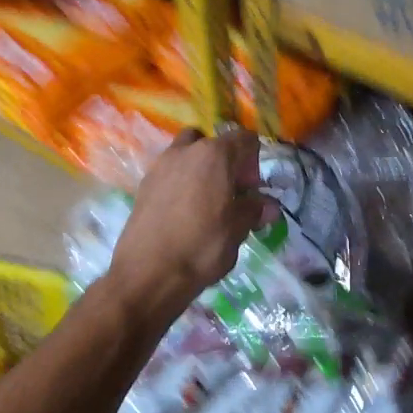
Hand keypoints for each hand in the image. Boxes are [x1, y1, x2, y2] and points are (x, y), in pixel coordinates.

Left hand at [105, 129, 273, 312]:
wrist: (148, 273)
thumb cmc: (201, 247)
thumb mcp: (237, 230)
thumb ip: (253, 211)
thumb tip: (269, 206)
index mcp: (214, 155)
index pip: (244, 139)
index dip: (254, 161)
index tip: (252, 190)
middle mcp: (185, 151)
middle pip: (212, 142)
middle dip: (225, 161)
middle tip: (231, 193)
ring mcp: (160, 166)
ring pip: (187, 154)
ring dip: (200, 169)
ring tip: (206, 202)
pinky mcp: (143, 185)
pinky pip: (169, 173)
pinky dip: (181, 183)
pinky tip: (184, 213)